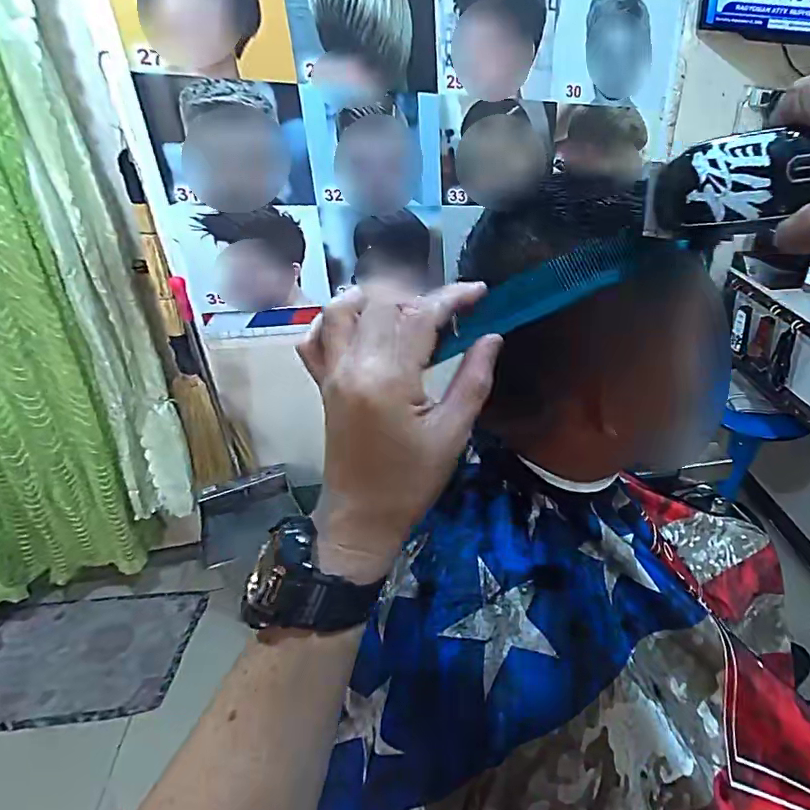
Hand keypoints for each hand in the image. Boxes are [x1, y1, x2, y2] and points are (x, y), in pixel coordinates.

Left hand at [295, 283, 501, 581]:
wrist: (361, 519)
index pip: (420, 317)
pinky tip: (364, 326)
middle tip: (453, 311)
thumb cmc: (412, 480)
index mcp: (388, 379)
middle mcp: (353, 366)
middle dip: (421, 296)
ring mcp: (330, 374)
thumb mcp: (454, 432)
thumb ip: (474, 379)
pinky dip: (338, 321)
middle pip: (381, 304)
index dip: (452, 297)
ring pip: (342, 311)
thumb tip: (492, 337)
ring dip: (377, 299)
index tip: (480, 291)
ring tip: (410, 311)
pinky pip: (317, 338)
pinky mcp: (322, 384)